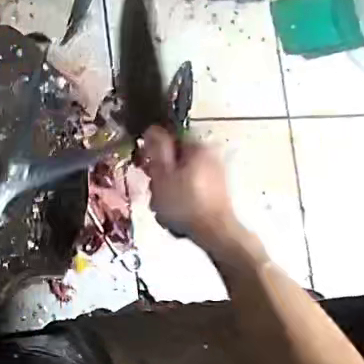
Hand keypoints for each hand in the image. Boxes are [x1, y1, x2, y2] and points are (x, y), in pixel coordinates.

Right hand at [136, 126, 239, 244]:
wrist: (215, 233)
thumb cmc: (186, 205)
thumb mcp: (162, 175)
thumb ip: (156, 149)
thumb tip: (152, 129)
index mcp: (198, 146)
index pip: (169, 136)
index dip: (153, 151)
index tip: (146, 165)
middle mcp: (211, 155)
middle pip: (175, 158)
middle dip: (161, 174)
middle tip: (155, 190)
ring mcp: (216, 174)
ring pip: (182, 175)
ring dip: (169, 189)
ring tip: (165, 206)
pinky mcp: (216, 192)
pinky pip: (191, 189)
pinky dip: (181, 199)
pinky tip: (176, 213)